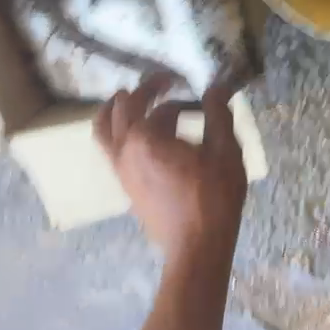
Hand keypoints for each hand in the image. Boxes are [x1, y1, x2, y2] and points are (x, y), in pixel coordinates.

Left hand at [96, 74, 247, 260]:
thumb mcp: (225, 150)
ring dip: (118, 110)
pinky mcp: (125, 185)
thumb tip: (217, 87)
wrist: (196, 245)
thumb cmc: (213, 196)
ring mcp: (120, 170)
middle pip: (121, 109)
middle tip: (164, 84)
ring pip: (104, 129)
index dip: (176, 92)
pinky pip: (110, 148)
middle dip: (142, 92)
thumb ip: (218, 114)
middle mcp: (124, 150)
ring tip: (132, 100)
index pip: (156, 102)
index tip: (191, 87)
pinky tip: (141, 134)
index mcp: (146, 138)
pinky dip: (118, 131)